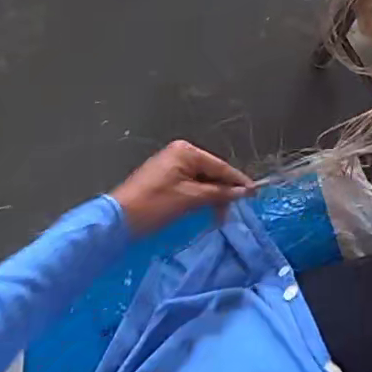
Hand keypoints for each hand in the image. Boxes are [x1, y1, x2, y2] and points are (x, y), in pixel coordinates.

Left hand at [110, 140, 252, 235]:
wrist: (117, 220)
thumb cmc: (155, 205)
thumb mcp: (191, 198)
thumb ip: (220, 193)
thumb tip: (245, 191)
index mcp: (186, 151)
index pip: (219, 166)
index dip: (237, 181)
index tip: (255, 193)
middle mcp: (180, 153)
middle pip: (212, 172)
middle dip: (223, 191)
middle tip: (233, 210)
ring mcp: (171, 165)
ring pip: (202, 180)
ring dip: (212, 196)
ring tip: (220, 215)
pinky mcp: (165, 178)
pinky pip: (191, 184)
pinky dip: (200, 197)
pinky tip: (206, 208)